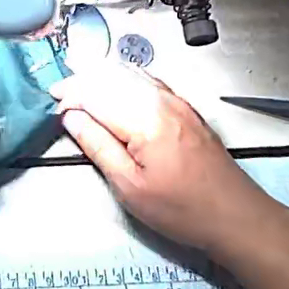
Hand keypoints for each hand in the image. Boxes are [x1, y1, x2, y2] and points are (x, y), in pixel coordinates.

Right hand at [51, 65, 288, 262]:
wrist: (235, 216)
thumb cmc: (182, 209)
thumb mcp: (129, 187)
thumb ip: (98, 146)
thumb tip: (72, 118)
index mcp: (145, 119)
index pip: (96, 93)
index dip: (71, 96)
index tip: (53, 106)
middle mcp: (162, 100)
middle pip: (113, 76)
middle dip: (82, 81)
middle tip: (59, 93)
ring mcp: (177, 101)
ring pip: (131, 73)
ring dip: (101, 76)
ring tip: (78, 86)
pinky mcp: (186, 108)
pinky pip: (148, 80)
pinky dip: (124, 78)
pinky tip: (114, 86)